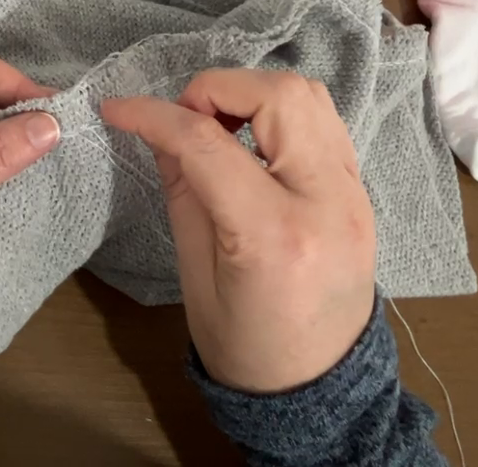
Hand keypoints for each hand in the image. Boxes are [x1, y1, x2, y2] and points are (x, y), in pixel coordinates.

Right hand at [103, 69, 375, 392]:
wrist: (319, 390)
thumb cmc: (244, 342)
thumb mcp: (192, 266)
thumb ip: (179, 182)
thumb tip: (159, 126)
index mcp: (275, 234)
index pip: (207, 142)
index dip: (152, 114)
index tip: (116, 109)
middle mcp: (327, 201)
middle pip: (275, 96)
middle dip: (215, 88)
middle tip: (185, 120)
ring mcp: (355, 192)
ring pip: (307, 94)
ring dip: (250, 93)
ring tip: (219, 124)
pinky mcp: (361, 189)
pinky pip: (323, 118)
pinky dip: (278, 110)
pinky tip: (252, 138)